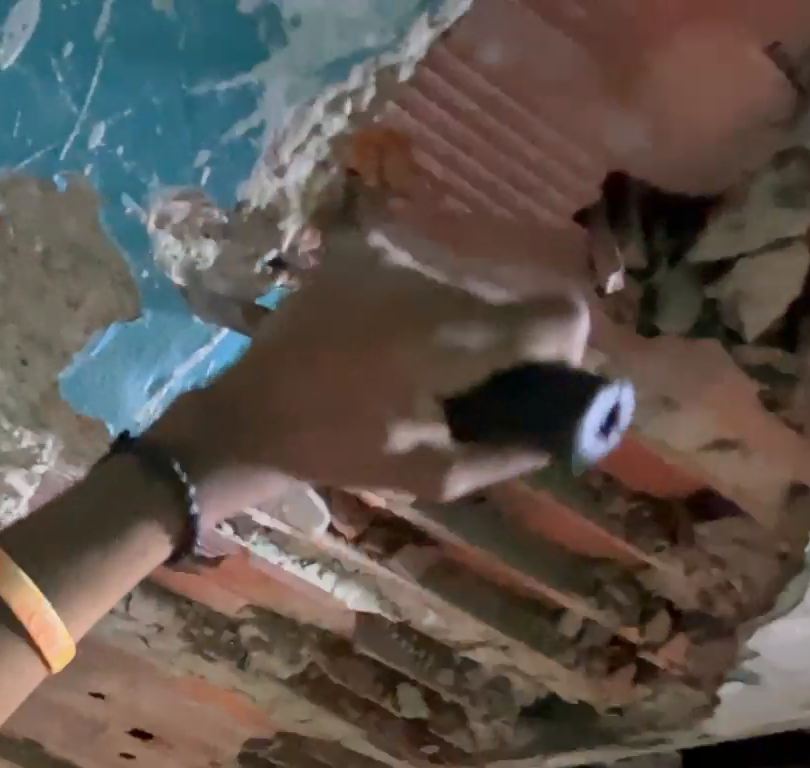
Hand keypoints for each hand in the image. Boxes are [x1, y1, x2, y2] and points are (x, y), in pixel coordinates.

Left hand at [151, 232, 590, 513]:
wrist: (248, 416)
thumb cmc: (334, 450)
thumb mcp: (425, 473)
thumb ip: (503, 454)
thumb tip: (558, 434)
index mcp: (450, 334)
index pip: (558, 312)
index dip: (562, 352)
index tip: (529, 384)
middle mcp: (428, 277)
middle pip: (512, 295)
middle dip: (505, 341)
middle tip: (465, 385)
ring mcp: (389, 256)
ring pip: (467, 281)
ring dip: (460, 321)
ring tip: (415, 366)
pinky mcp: (358, 252)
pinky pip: (421, 271)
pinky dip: (420, 304)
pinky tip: (384, 339)